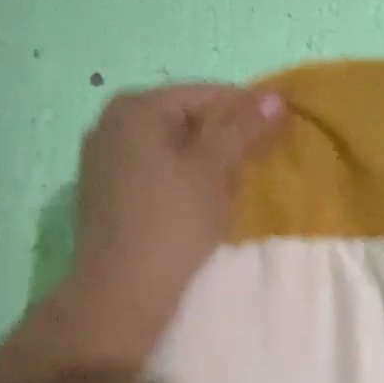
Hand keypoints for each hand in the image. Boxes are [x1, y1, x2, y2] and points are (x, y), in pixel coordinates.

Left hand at [72, 83, 287, 305]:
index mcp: (136, 107)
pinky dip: (183, 180)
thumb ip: (244, 129)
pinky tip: (201, 206)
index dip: (249, 113)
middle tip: (260, 167)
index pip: (207, 93)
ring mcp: (103, 158)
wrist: (123, 289)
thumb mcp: (214, 171)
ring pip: (171, 147)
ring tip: (235, 189)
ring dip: (207, 162)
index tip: (280, 139)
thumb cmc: (173, 222)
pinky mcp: (106, 192)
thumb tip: (275, 96)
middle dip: (226, 139)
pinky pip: (155, 171)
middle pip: (187, 118)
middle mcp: (111, 122)